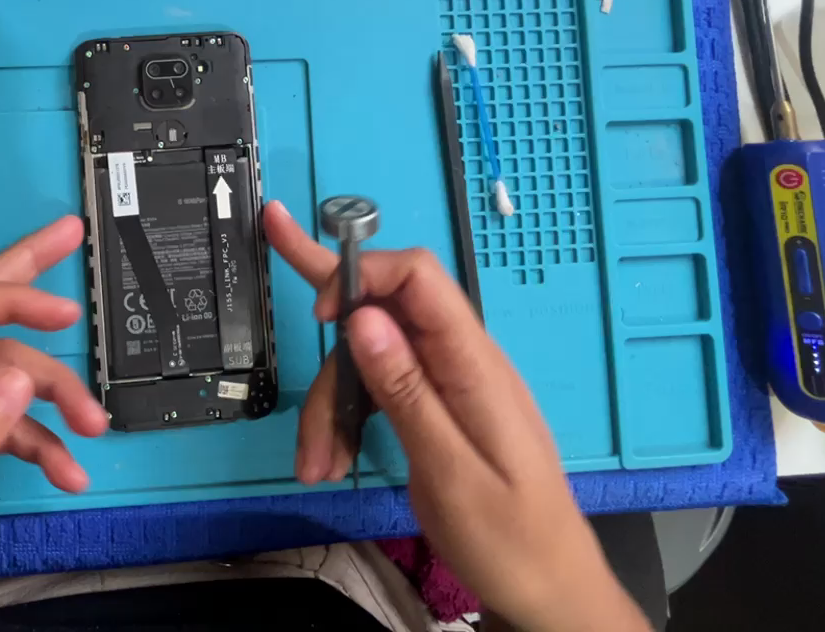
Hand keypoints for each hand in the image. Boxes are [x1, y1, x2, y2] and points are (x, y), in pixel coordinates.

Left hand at [0, 216, 108, 631]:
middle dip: (23, 276)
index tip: (62, 311)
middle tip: (67, 236)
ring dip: (51, 395)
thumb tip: (17, 376)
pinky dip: (39, 441)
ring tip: (91, 424)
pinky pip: (3, 423)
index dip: (10, 299)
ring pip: (3, 374)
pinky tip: (66, 467)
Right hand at [264, 202, 647, 631]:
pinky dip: (341, 420)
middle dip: (323, 287)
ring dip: (328, 402)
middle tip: (274, 230)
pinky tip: (328, 459)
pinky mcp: (426, 402)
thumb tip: (360, 317)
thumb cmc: (511, 541)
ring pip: (362, 358)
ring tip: (313, 460)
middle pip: (380, 305)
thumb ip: (406, 391)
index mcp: (471, 361)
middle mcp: (454, 357)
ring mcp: (439, 378)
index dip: (363, 276)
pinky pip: (370, 390)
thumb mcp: (451, 474)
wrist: (550, 593)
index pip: (417, 277)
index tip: (322, 316)